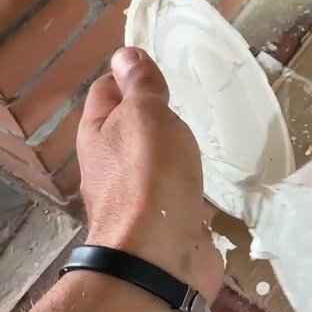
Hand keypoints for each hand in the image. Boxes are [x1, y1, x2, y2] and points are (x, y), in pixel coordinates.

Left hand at [77, 48, 220, 301]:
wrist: (159, 256)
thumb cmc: (150, 175)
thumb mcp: (146, 115)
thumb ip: (141, 85)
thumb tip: (125, 54)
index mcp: (97, 133)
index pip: (106, 90)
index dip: (129, 75)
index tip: (161, 68)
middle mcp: (109, 163)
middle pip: (130, 128)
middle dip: (155, 114)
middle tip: (190, 101)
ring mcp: (136, 197)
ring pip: (155, 162)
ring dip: (175, 152)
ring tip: (205, 136)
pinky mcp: (163, 222)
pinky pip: (177, 194)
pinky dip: (192, 186)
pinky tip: (214, 181)